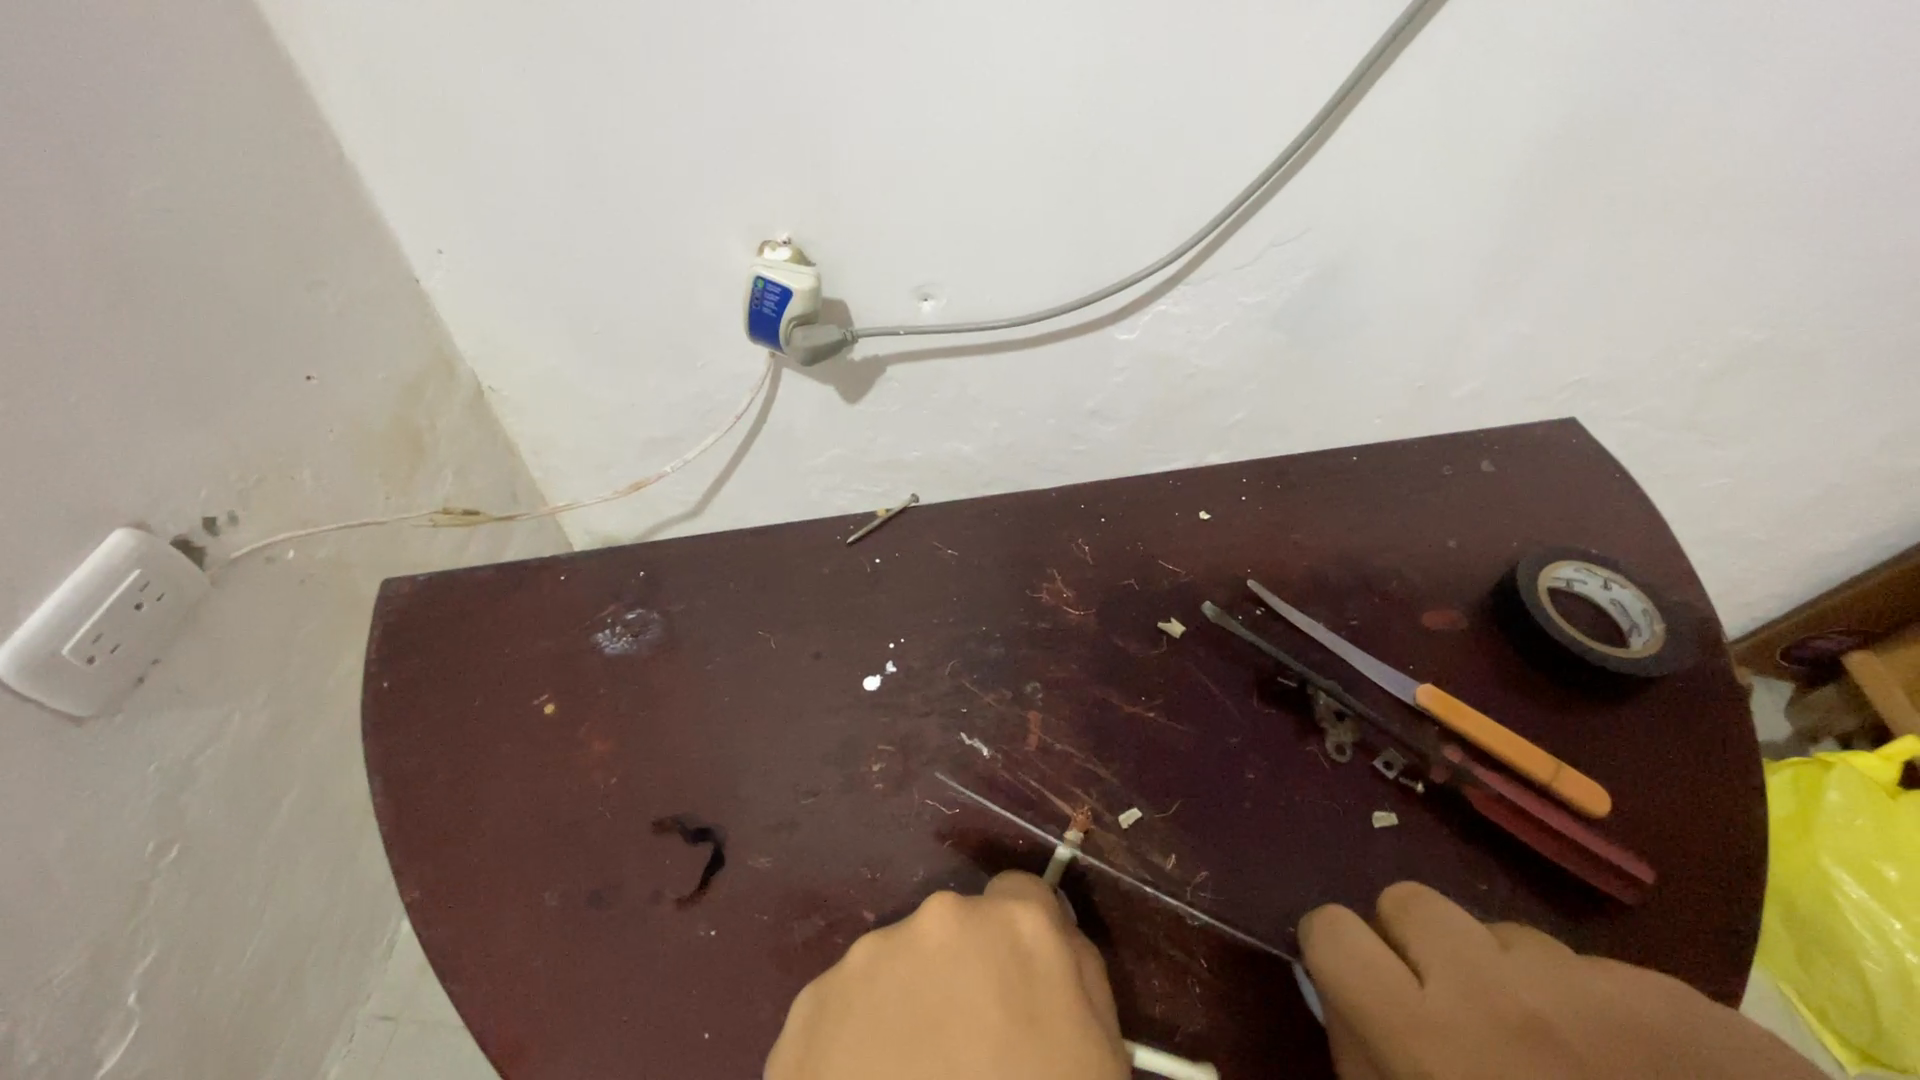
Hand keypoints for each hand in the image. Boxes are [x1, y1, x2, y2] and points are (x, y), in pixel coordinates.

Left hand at [765, 870, 1128, 1079]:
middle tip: (964, 1051)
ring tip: (910, 1077)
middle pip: (953, 932)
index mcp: (1016, 928)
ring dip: (905, 1005)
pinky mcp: (808, 1006)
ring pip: (895, 967)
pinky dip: (856, 1040)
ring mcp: (866, 960)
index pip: (1022, 895)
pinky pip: (844, 1007)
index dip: (1021, 943)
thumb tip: (1050, 942)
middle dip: (960, 975)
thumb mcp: (1096, 1054)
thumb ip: (1073, 977)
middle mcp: (937, 921)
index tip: (1017, 986)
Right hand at [1300, 882, 1822, 1079]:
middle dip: (1414, 943)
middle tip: (1446, 1003)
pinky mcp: (1669, 993)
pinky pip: (1593, 970)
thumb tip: (1344, 1005)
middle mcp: (1494, 985)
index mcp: (1424, 1035)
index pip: (1332, 928)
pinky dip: (1589, 1005)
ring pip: (1506, 933)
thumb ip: (1367, 1066)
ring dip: (1508, 976)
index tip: (1356, 979)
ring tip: (1552, 1048)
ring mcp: (1587, 982)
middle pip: (1410, 901)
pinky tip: (1624, 1066)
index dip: (1335, 949)